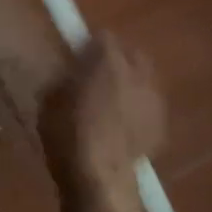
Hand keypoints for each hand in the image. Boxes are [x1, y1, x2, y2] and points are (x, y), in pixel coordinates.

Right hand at [38, 36, 163, 195]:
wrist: (99, 174)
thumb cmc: (66, 133)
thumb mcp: (50, 100)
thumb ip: (65, 78)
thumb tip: (71, 70)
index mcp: (107, 65)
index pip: (104, 38)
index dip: (89, 42)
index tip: (76, 51)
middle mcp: (138, 76)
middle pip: (134, 54)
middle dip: (117, 57)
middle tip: (95, 70)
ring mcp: (155, 100)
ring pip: (145, 79)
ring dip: (130, 81)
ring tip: (110, 97)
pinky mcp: (161, 123)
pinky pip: (148, 104)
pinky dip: (136, 106)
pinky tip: (120, 122)